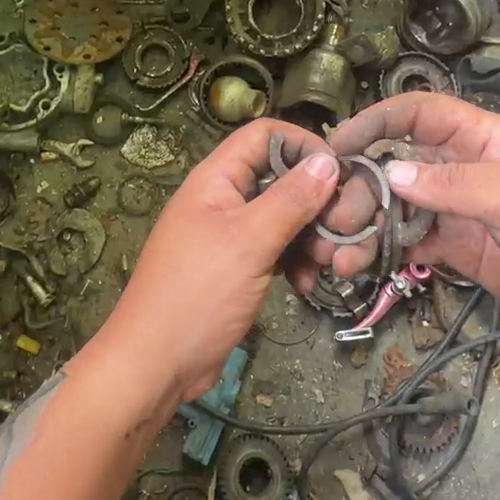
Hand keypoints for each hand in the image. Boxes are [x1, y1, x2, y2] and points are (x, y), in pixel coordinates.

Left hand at [93, 119, 339, 401]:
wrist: (157, 365)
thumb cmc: (198, 293)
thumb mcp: (248, 241)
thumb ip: (289, 199)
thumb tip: (328, 160)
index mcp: (217, 178)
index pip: (264, 135)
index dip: (303, 145)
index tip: (339, 173)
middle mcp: (225, 198)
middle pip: (282, 178)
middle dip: (317, 203)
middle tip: (342, 233)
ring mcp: (232, 234)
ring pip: (286, 217)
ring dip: (313, 238)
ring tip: (329, 267)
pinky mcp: (240, 267)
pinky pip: (279, 250)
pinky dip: (298, 263)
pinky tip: (309, 287)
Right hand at [293, 94, 499, 350]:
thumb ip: (457, 185)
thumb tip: (391, 172)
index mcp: (486, 140)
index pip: (421, 113)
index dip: (378, 120)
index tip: (338, 145)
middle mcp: (468, 170)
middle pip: (400, 161)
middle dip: (364, 182)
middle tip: (337, 216)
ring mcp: (465, 211)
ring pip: (402, 204)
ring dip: (370, 221)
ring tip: (343, 249)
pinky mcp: (466, 250)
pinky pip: (417, 242)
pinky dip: (389, 249)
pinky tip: (366, 263)